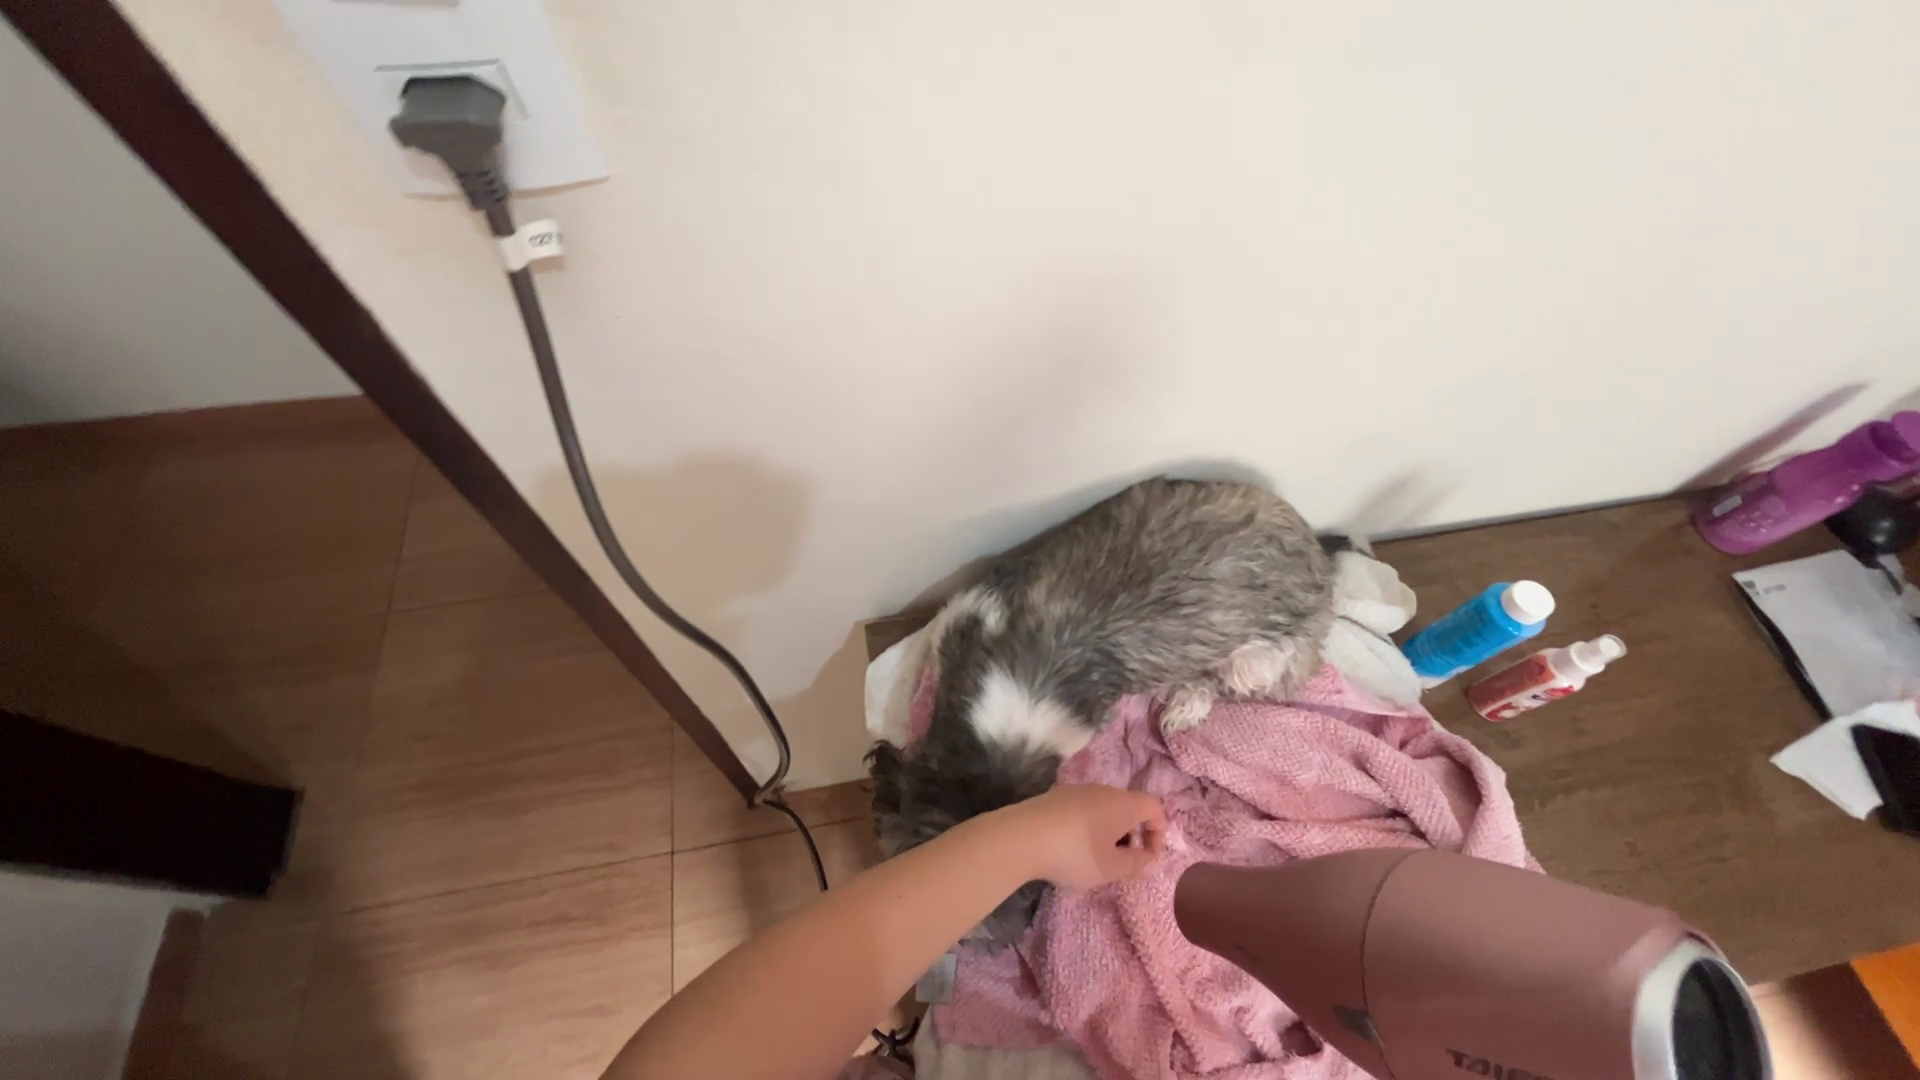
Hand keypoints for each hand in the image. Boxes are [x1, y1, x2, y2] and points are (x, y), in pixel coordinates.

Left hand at [1001, 784, 1167, 888]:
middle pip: (1129, 806)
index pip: (1154, 807)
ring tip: (1095, 857)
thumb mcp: (1110, 868)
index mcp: (1122, 803)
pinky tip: (1071, 847)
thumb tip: (1148, 858)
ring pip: (1105, 807)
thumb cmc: (1074, 853)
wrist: (1020, 836)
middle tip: (1120, 861)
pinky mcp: (1056, 795)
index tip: (1146, 858)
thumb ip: (1136, 864)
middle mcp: (1102, 789)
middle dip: (1132, 834)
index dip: (1158, 832)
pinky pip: (1084, 808)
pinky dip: (1088, 825)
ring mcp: (1077, 789)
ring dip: (1109, 831)